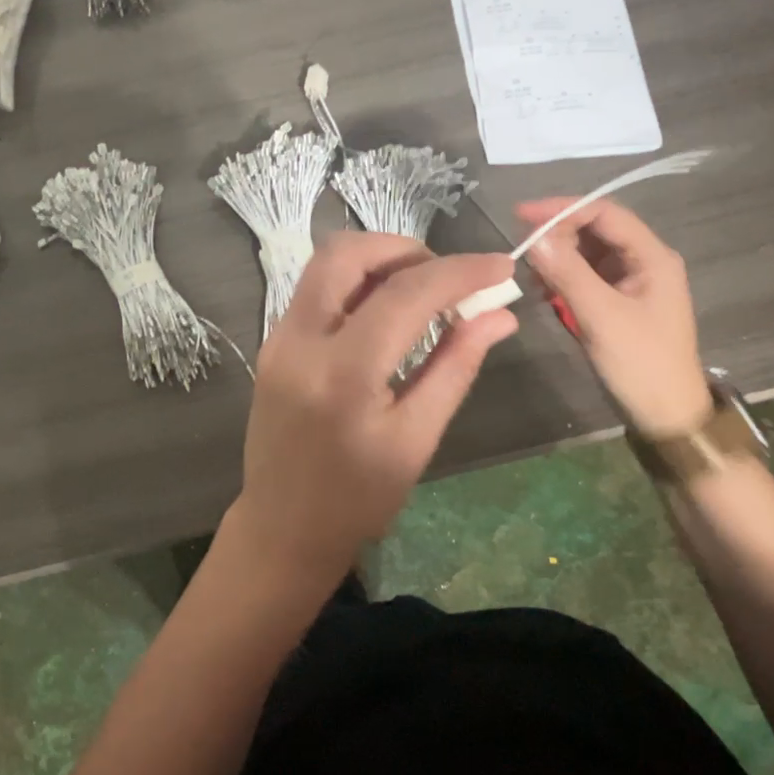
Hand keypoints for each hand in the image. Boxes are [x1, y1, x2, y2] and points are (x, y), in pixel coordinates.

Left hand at [233, 232, 519, 575]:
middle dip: (404, 249)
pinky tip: (386, 311)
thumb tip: (498, 315)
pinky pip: (314, 291)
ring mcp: (277, 339)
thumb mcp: (416, 439)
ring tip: (422, 290)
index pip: (404, 295)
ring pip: (324, 266)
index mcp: (342, 374)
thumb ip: (454, 368)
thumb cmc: (358, 498)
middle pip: (345, 254)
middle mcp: (299, 342)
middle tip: (448, 277)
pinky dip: (354, 284)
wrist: (282, 525)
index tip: (501, 266)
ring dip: (376, 261)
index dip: (458, 272)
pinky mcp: (271, 344)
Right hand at [516, 197, 712, 437]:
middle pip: (594, 229)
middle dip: (556, 234)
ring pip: (586, 252)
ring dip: (556, 256)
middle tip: (521, 251)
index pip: (604, 213)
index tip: (520, 216)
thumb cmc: (640, 362)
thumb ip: (568, 273)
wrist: (665, 413)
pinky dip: (561, 276)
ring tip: (529, 274)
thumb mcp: (601, 316)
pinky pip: (584, 275)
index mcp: (652, 257)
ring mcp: (630, 281)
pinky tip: (543, 290)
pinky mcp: (616, 300)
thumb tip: (533, 237)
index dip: (562, 209)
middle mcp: (643, 261)